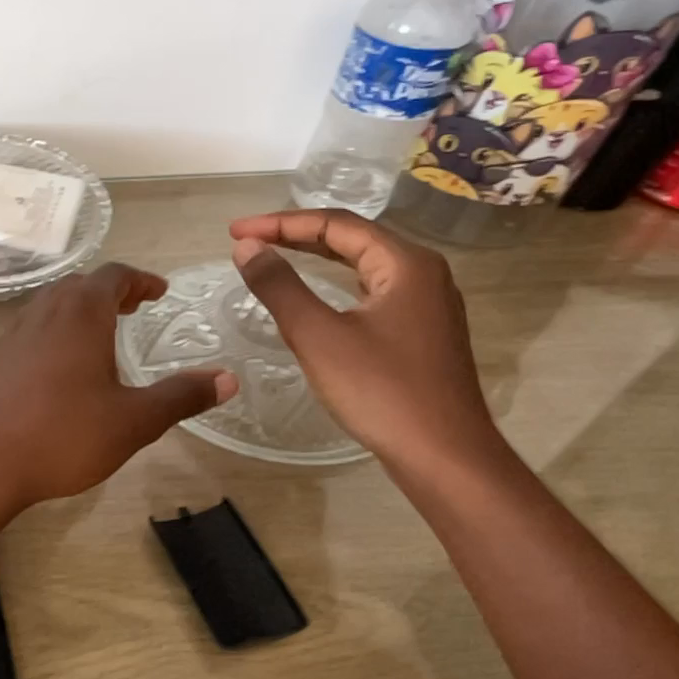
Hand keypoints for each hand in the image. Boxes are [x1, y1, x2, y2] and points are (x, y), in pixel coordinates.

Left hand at [0, 263, 236, 507]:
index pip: (113, 276)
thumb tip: (227, 379)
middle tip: (134, 308)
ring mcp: (14, 335)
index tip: (159, 292)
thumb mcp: (134, 420)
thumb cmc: (64, 436)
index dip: (140, 280)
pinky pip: (31, 329)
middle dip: (110, 291)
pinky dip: (54, 330)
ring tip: (101, 334)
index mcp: (80, 315)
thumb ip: (181, 396)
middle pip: (79, 285)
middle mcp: (44, 314)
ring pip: (51, 305)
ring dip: (79, 308)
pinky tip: (62, 364)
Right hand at [228, 209, 498, 466]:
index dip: (280, 223)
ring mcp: (426, 304)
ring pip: (363, 264)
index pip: (336, 225)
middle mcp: (423, 274)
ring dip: (316, 257)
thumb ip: (279, 286)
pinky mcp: (421, 331)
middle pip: (352, 238)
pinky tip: (315, 295)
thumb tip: (247, 247)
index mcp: (405, 264)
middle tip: (247, 240)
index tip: (234, 230)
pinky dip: (335, 282)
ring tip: (273, 256)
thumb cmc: (380, 390)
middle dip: (296, 235)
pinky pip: (370, 290)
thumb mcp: (317, 335)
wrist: (444, 455)